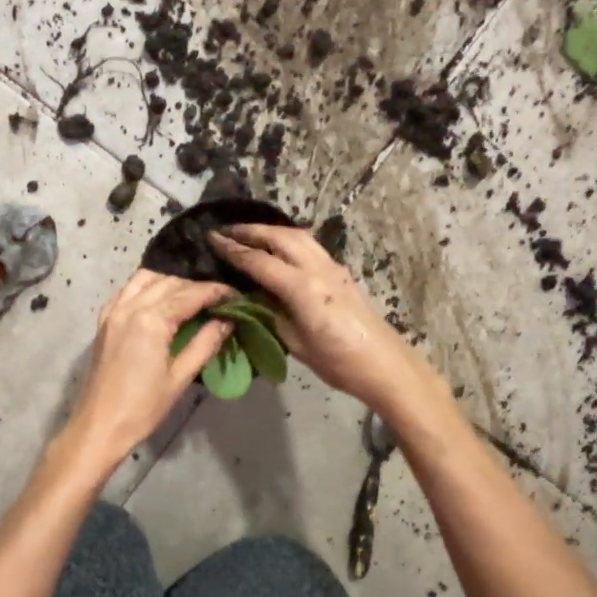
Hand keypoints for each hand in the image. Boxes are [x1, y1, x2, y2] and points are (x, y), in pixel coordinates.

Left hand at [51, 271, 235, 482]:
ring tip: (189, 298)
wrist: (100, 426)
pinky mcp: (104, 321)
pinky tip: (158, 302)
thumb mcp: (180, 378)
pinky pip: (126, 291)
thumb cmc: (143, 408)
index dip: (216, 292)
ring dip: (170, 283)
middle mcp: (130, 307)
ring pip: (145, 279)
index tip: (236, 295)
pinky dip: (145, 289)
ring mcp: (113, 312)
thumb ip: (204, 344)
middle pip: (169, 283)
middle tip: (218, 300)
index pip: (190, 294)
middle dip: (196, 287)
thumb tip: (227, 321)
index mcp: (151, 321)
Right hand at [209, 225, 434, 411]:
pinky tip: (278, 249)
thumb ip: (271, 313)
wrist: (384, 365)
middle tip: (226, 231)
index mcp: (303, 288)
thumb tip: (251, 295)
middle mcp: (318, 269)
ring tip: (249, 235)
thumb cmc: (337, 362)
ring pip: (297, 236)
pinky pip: (309, 246)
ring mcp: (333, 268)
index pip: (260, 261)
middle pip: (279, 238)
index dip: (233, 250)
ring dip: (270, 232)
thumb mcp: (295, 342)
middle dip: (250, 231)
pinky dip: (288, 240)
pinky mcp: (341, 273)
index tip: (211, 239)